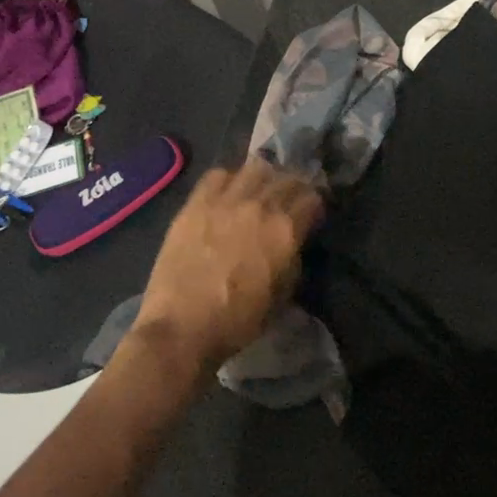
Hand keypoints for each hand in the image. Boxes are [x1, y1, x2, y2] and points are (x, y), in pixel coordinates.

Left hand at [129, 155, 322, 373]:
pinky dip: (228, 180)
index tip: (311, 215)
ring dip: (264, 178)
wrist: (181, 328)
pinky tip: (226, 195)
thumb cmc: (237, 321)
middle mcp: (261, 206)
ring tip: (258, 191)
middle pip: (288, 178)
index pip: (313, 198)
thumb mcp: (282, 296)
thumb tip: (293, 245)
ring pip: (256, 168)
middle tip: (288, 201)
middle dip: (294, 188)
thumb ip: (294, 261)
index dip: (315, 206)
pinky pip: (218, 175)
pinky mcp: (196, 204)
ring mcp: (226, 201)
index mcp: (286, 230)